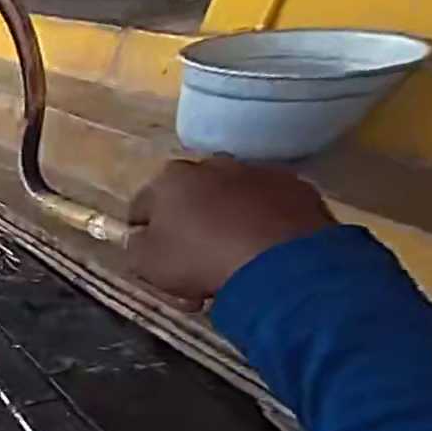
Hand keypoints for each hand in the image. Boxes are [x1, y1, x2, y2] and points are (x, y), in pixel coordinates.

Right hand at [125, 156, 335, 301]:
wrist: (281, 264)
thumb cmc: (197, 259)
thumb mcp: (143, 261)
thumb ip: (133, 244)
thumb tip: (140, 235)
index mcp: (170, 181)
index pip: (141, 203)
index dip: (141, 229)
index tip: (149, 251)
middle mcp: (213, 166)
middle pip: (188, 192)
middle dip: (185, 214)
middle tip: (187, 248)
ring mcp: (260, 173)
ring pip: (229, 194)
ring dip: (223, 214)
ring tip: (226, 249)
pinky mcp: (298, 187)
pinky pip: (265, 203)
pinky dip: (258, 219)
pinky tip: (256, 246)